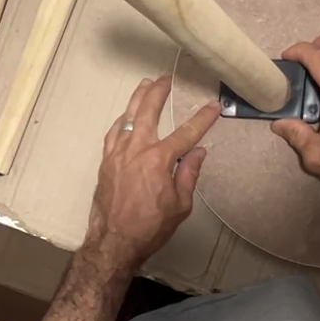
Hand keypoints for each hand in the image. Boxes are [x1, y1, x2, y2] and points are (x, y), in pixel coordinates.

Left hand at [81, 76, 219, 275]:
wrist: (114, 241)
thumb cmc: (149, 227)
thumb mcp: (180, 205)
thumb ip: (189, 174)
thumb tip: (198, 153)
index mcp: (159, 159)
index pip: (186, 133)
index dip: (202, 118)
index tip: (213, 106)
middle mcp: (136, 150)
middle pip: (149, 110)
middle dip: (159, 91)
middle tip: (167, 78)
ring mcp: (117, 154)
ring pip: (128, 117)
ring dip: (138, 99)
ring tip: (145, 84)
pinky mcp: (106, 162)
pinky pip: (113, 133)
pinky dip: (122, 120)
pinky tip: (126, 116)